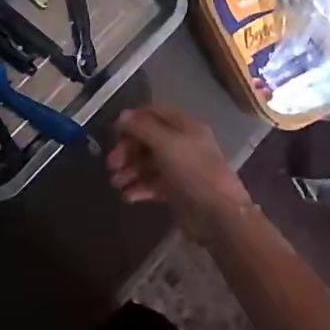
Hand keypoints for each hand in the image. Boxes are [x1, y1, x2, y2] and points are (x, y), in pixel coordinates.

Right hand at [104, 107, 251, 241]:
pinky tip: (128, 196)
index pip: (155, 114)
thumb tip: (122, 116)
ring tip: (116, 183)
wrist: (218, 215)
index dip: (133, 120)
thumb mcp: (166, 143)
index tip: (114, 132)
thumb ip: (142, 128)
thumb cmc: (192, 171)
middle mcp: (182, 145)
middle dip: (127, 150)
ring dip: (130, 171)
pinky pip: (153, 184)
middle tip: (111, 164)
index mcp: (185, 127)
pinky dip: (139, 188)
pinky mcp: (176, 192)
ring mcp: (179, 169)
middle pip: (148, 140)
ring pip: (148, 164)